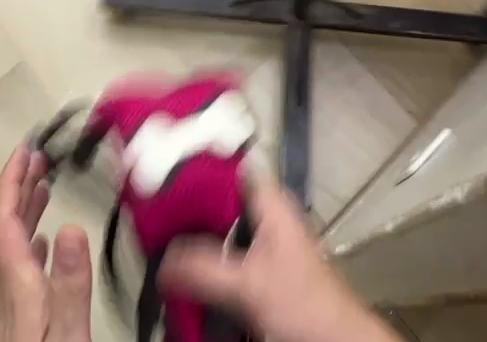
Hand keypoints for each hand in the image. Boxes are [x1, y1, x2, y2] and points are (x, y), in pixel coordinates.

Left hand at [0, 144, 93, 341]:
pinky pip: (23, 268)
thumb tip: (70, 226)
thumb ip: (70, 286)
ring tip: (44, 186)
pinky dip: (34, 243)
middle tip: (38, 157)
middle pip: (5, 230)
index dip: (11, 182)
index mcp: (19, 288)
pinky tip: (48, 244)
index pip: (3, 223)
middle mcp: (11, 293)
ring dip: (26, 212)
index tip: (25, 150)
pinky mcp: (24, 322)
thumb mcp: (69, 335)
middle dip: (18, 188)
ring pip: (13, 248)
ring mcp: (15, 308)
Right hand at [159, 171, 398, 341]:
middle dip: (189, 202)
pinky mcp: (260, 265)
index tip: (163, 166)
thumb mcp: (248, 284)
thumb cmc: (304, 303)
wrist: (334, 340)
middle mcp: (267, 213)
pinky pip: (225, 251)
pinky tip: (183, 263)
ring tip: (159, 231)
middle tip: (152, 205)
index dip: (198, 162)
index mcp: (271, 201)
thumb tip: (163, 257)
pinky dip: (206, 254)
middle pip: (220, 196)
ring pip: (221, 225)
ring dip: (195, 231)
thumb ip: (204, 268)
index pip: (229, 165)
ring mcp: (264, 240)